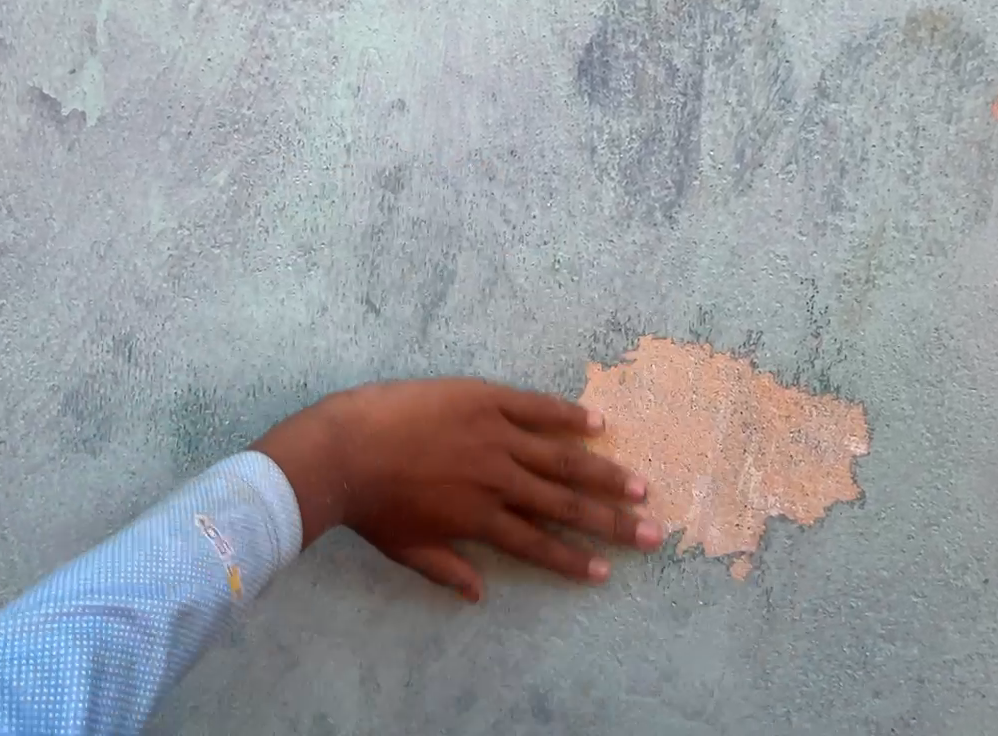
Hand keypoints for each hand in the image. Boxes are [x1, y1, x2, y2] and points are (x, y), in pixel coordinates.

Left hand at [251, 378, 663, 601]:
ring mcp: (494, 436)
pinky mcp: (483, 400)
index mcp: (480, 518)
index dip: (574, 559)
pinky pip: (534, 408)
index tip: (606, 570)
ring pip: (559, 457)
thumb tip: (480, 597)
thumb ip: (446, 570)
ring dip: (601, 473)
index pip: (538, 543)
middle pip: (563, 503)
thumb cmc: (371, 502)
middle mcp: (498, 480)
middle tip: (652, 531)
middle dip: (610, 521)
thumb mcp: (406, 548)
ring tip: (638, 485)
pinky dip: (566, 415)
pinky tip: (596, 423)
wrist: (345, 447)